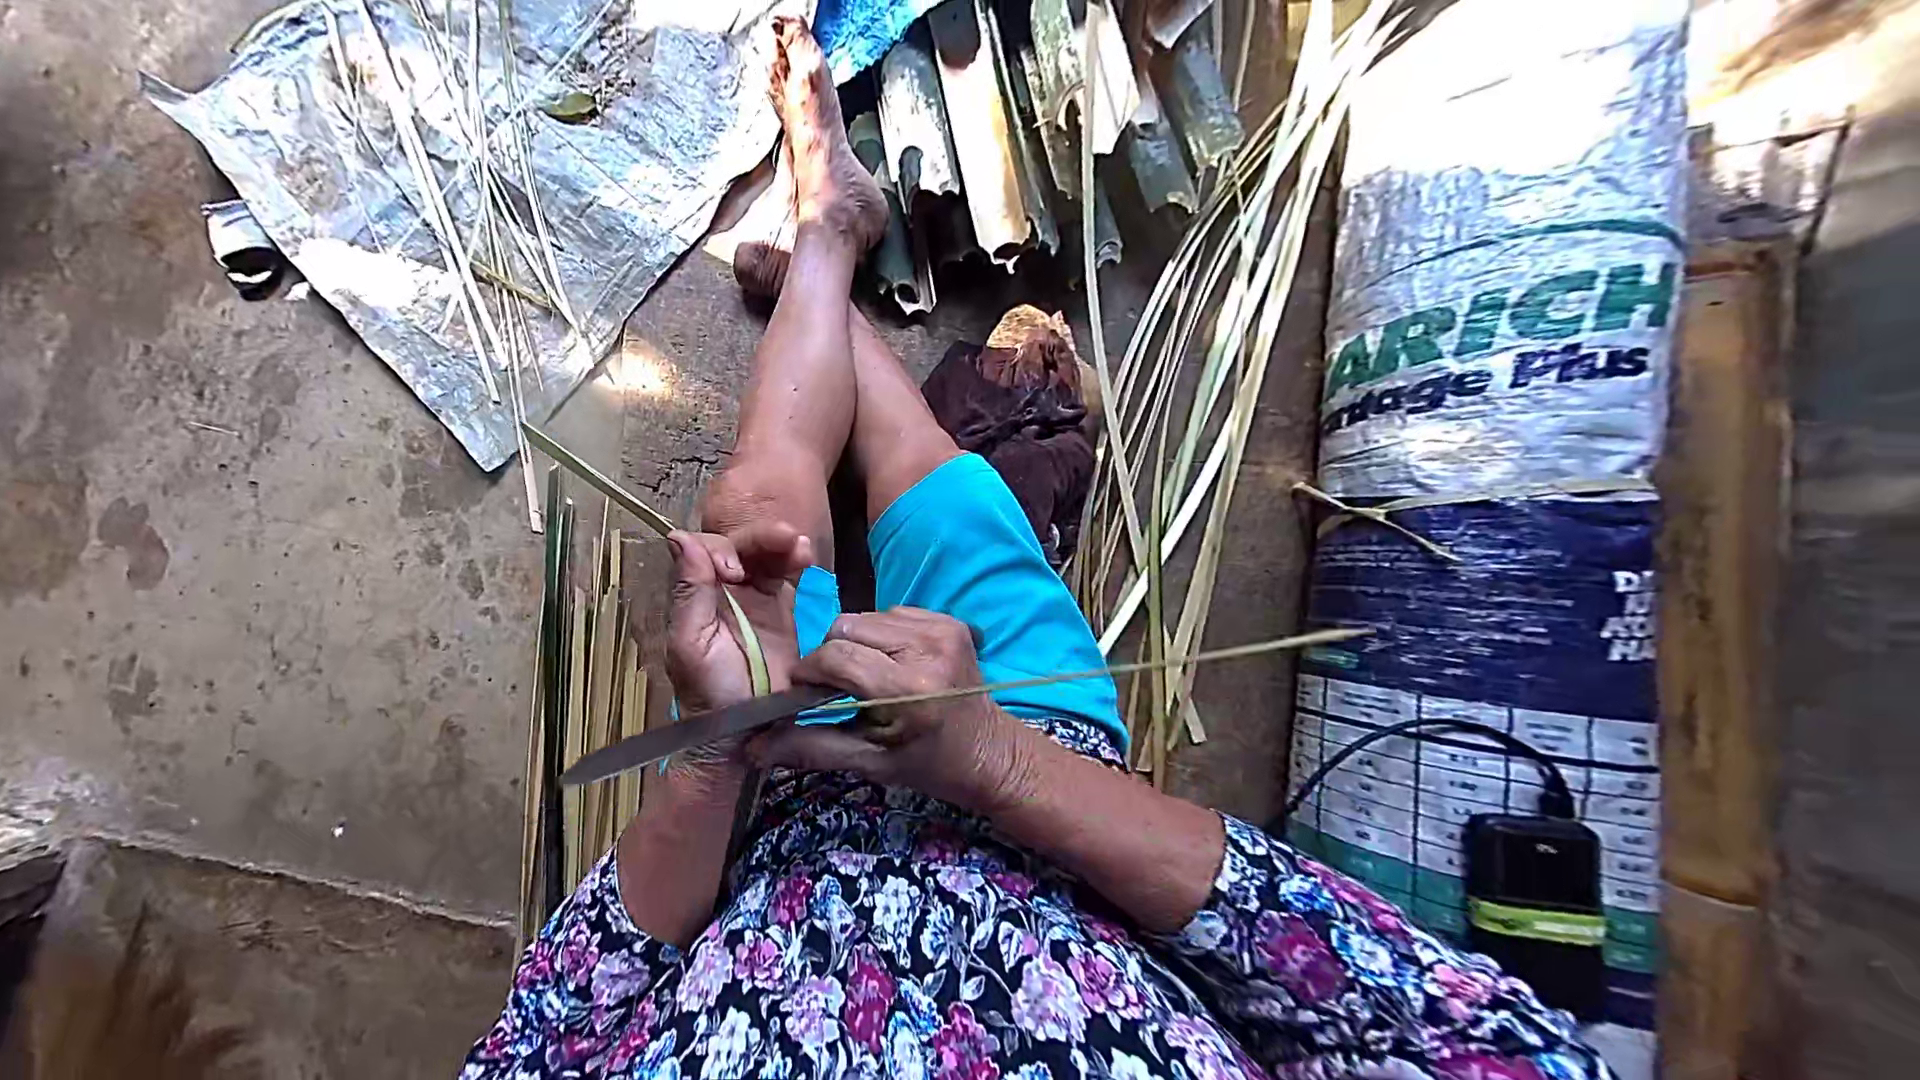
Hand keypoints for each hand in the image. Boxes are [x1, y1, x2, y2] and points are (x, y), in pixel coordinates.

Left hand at [663, 523, 809, 717]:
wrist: (749, 730)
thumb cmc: (711, 692)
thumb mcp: (691, 644)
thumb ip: (689, 592)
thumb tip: (679, 537)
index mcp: (699, 594)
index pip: (708, 550)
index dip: (723, 551)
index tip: (735, 573)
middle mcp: (727, 589)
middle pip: (744, 545)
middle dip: (762, 537)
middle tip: (784, 538)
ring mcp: (759, 597)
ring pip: (769, 555)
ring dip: (783, 543)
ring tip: (800, 546)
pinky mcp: (788, 609)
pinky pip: (793, 575)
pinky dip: (800, 560)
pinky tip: (808, 556)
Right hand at [745, 608, 1037, 814]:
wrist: (990, 750)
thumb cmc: (929, 764)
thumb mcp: (870, 763)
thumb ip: (812, 747)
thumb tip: (752, 745)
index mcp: (908, 687)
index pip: (835, 656)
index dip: (809, 671)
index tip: (804, 691)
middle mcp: (927, 647)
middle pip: (847, 628)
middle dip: (831, 655)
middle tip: (838, 687)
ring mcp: (943, 628)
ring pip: (867, 617)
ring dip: (856, 643)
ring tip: (869, 676)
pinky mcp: (950, 619)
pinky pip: (893, 614)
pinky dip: (881, 635)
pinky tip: (892, 662)